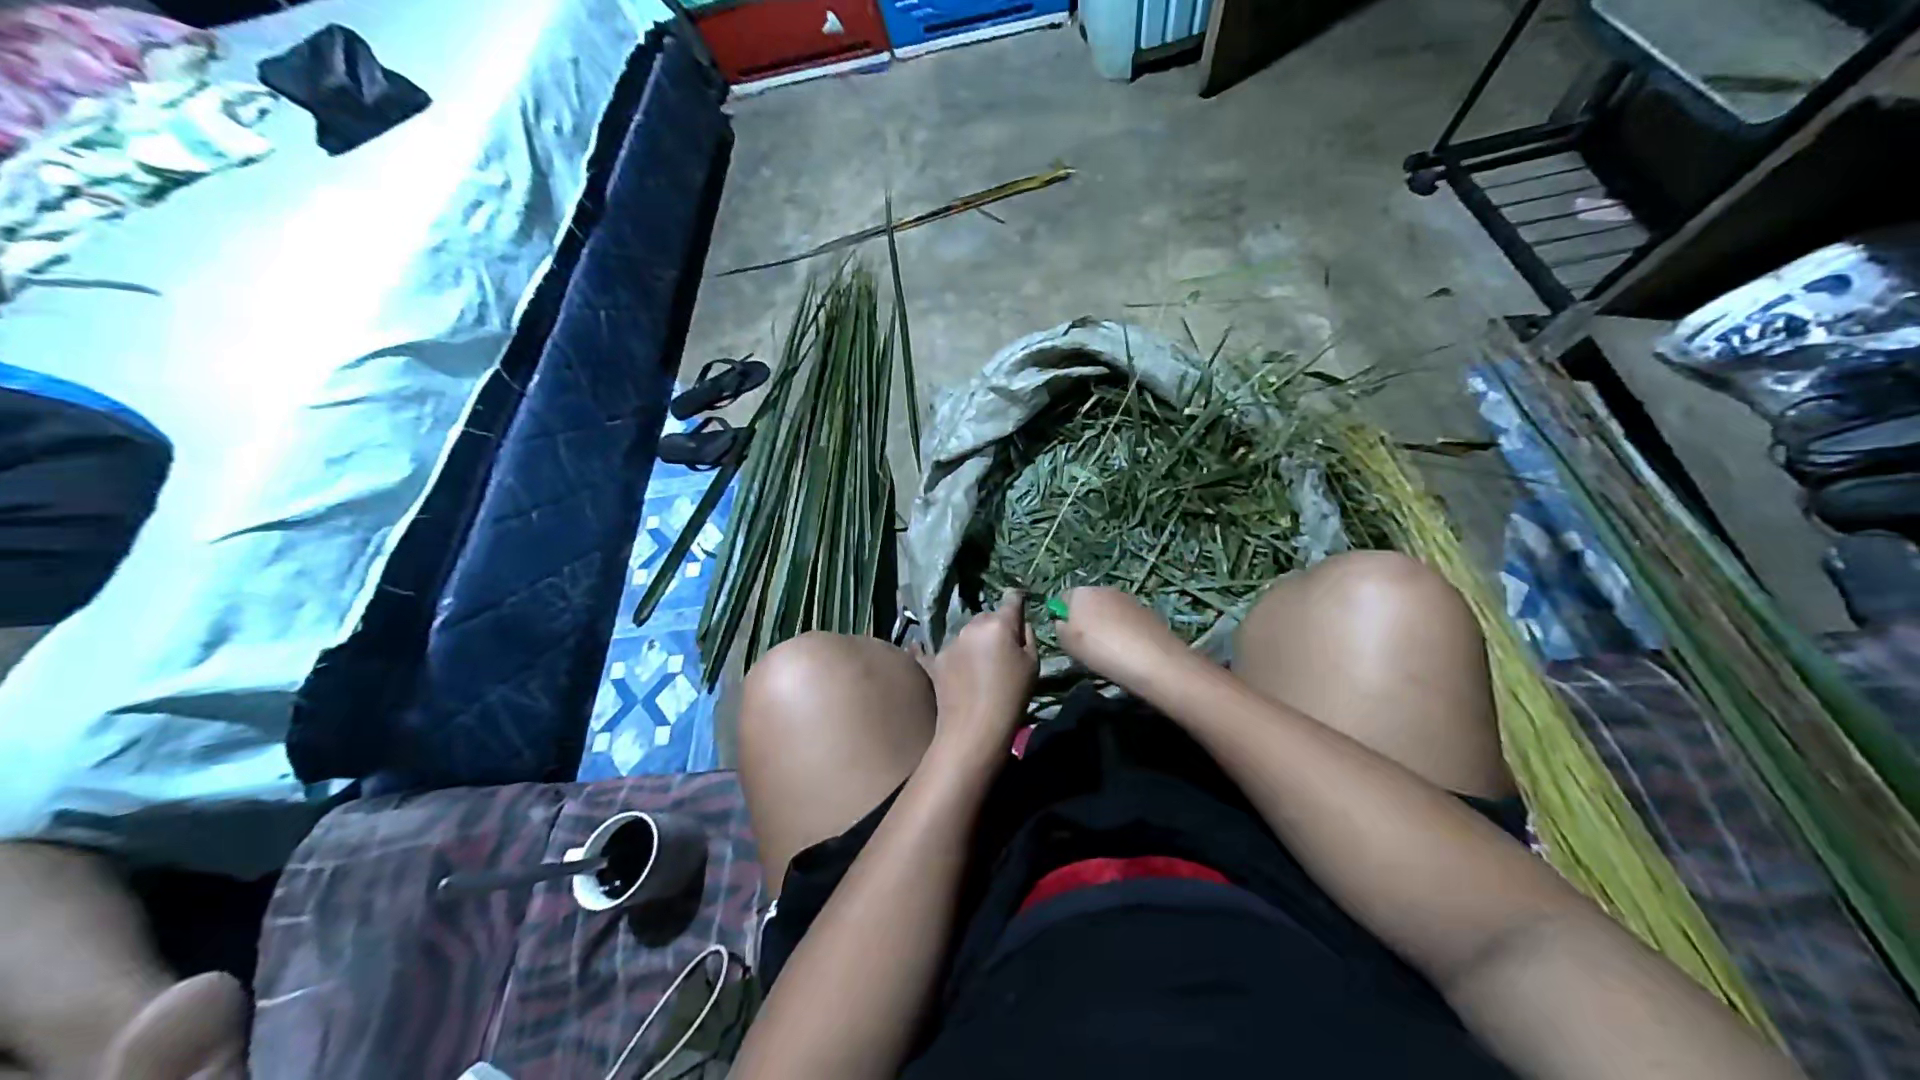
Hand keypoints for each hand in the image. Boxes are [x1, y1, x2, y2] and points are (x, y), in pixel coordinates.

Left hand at [917, 589, 1037, 758]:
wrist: (974, 729)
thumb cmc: (1011, 697)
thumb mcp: (1033, 665)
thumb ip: (1028, 636)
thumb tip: (1019, 624)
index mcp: (998, 624)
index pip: (1011, 601)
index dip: (1017, 601)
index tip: (1019, 602)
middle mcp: (970, 627)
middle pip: (986, 618)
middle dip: (994, 628)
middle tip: (1002, 650)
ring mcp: (949, 643)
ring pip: (966, 635)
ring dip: (973, 643)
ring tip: (979, 668)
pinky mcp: (934, 661)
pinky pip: (935, 651)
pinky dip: (934, 652)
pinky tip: (919, 648)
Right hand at [1051, 587, 1189, 691]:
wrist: (1153, 660)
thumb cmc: (1101, 650)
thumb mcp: (1067, 644)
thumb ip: (1060, 628)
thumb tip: (1063, 622)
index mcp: (1081, 592)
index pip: (1064, 598)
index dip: (1064, 617)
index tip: (1069, 638)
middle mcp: (1105, 589)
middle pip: (1089, 602)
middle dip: (1087, 619)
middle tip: (1088, 645)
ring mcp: (1129, 599)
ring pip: (1110, 611)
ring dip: (1107, 625)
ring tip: (1111, 650)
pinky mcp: (1148, 611)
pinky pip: (1128, 620)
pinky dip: (1126, 631)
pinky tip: (1130, 650)